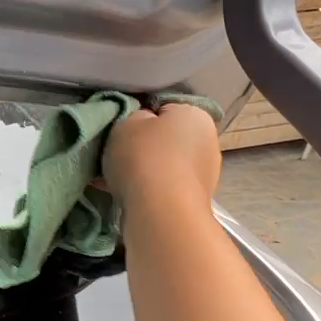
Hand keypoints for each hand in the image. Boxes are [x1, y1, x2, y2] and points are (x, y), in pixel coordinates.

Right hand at [102, 103, 220, 210]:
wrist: (160, 210)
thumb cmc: (143, 156)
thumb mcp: (125, 123)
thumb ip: (134, 117)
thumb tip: (142, 125)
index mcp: (194, 115)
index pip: (162, 109)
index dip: (138, 119)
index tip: (120, 133)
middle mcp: (206, 140)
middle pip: (165, 139)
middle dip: (142, 147)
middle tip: (115, 157)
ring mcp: (204, 172)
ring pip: (164, 165)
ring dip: (143, 170)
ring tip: (114, 180)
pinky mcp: (194, 199)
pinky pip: (163, 186)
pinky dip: (147, 189)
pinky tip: (123, 195)